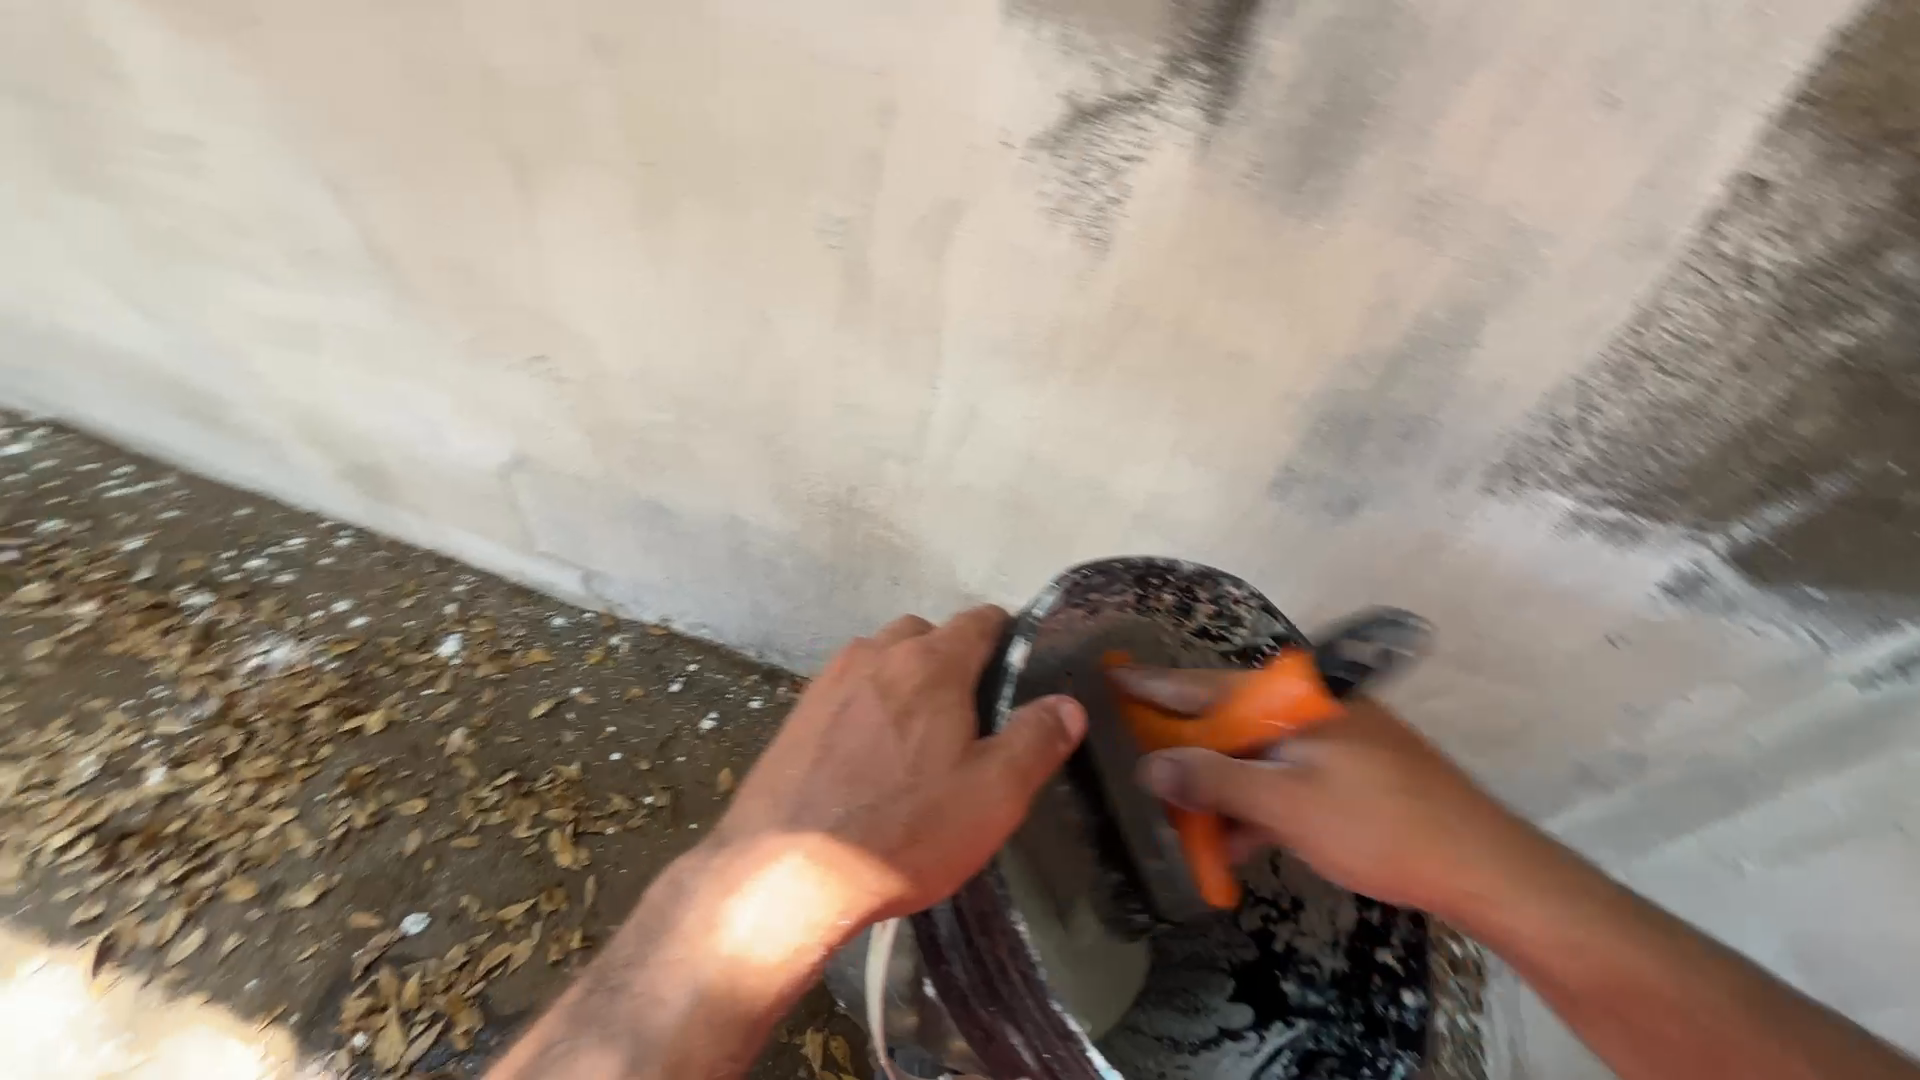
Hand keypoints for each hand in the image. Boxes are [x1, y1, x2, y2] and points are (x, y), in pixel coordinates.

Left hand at [714, 606, 1086, 923]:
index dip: (1005, 638)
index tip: (1016, 671)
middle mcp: (877, 654)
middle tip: (968, 715)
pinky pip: (848, 688)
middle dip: (952, 658)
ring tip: (917, 735)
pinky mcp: (798, 712)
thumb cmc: (903, 831)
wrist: (785, 874)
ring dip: (905, 677)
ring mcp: (830, 680)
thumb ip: (1036, 740)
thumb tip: (1067, 704)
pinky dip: (867, 702)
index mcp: (931, 663)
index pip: (980, 620)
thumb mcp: (993, 795)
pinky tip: (868, 753)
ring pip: (882, 657)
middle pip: (927, 633)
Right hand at [1113, 667, 1525, 916]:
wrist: (1484, 867)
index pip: (1203, 685)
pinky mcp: (1341, 774)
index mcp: (1291, 701)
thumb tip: (1149, 765)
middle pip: (1223, 722)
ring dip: (1215, 789)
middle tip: (1133, 757)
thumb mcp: (1284, 803)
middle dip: (1179, 748)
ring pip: (1249, 757)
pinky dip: (1252, 806)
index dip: (1152, 685)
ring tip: (1175, 819)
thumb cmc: (1378, 824)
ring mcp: (1325, 742)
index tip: (1110, 675)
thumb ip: (1213, 779)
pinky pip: (1278, 780)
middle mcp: (1304, 711)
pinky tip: (1230, 842)